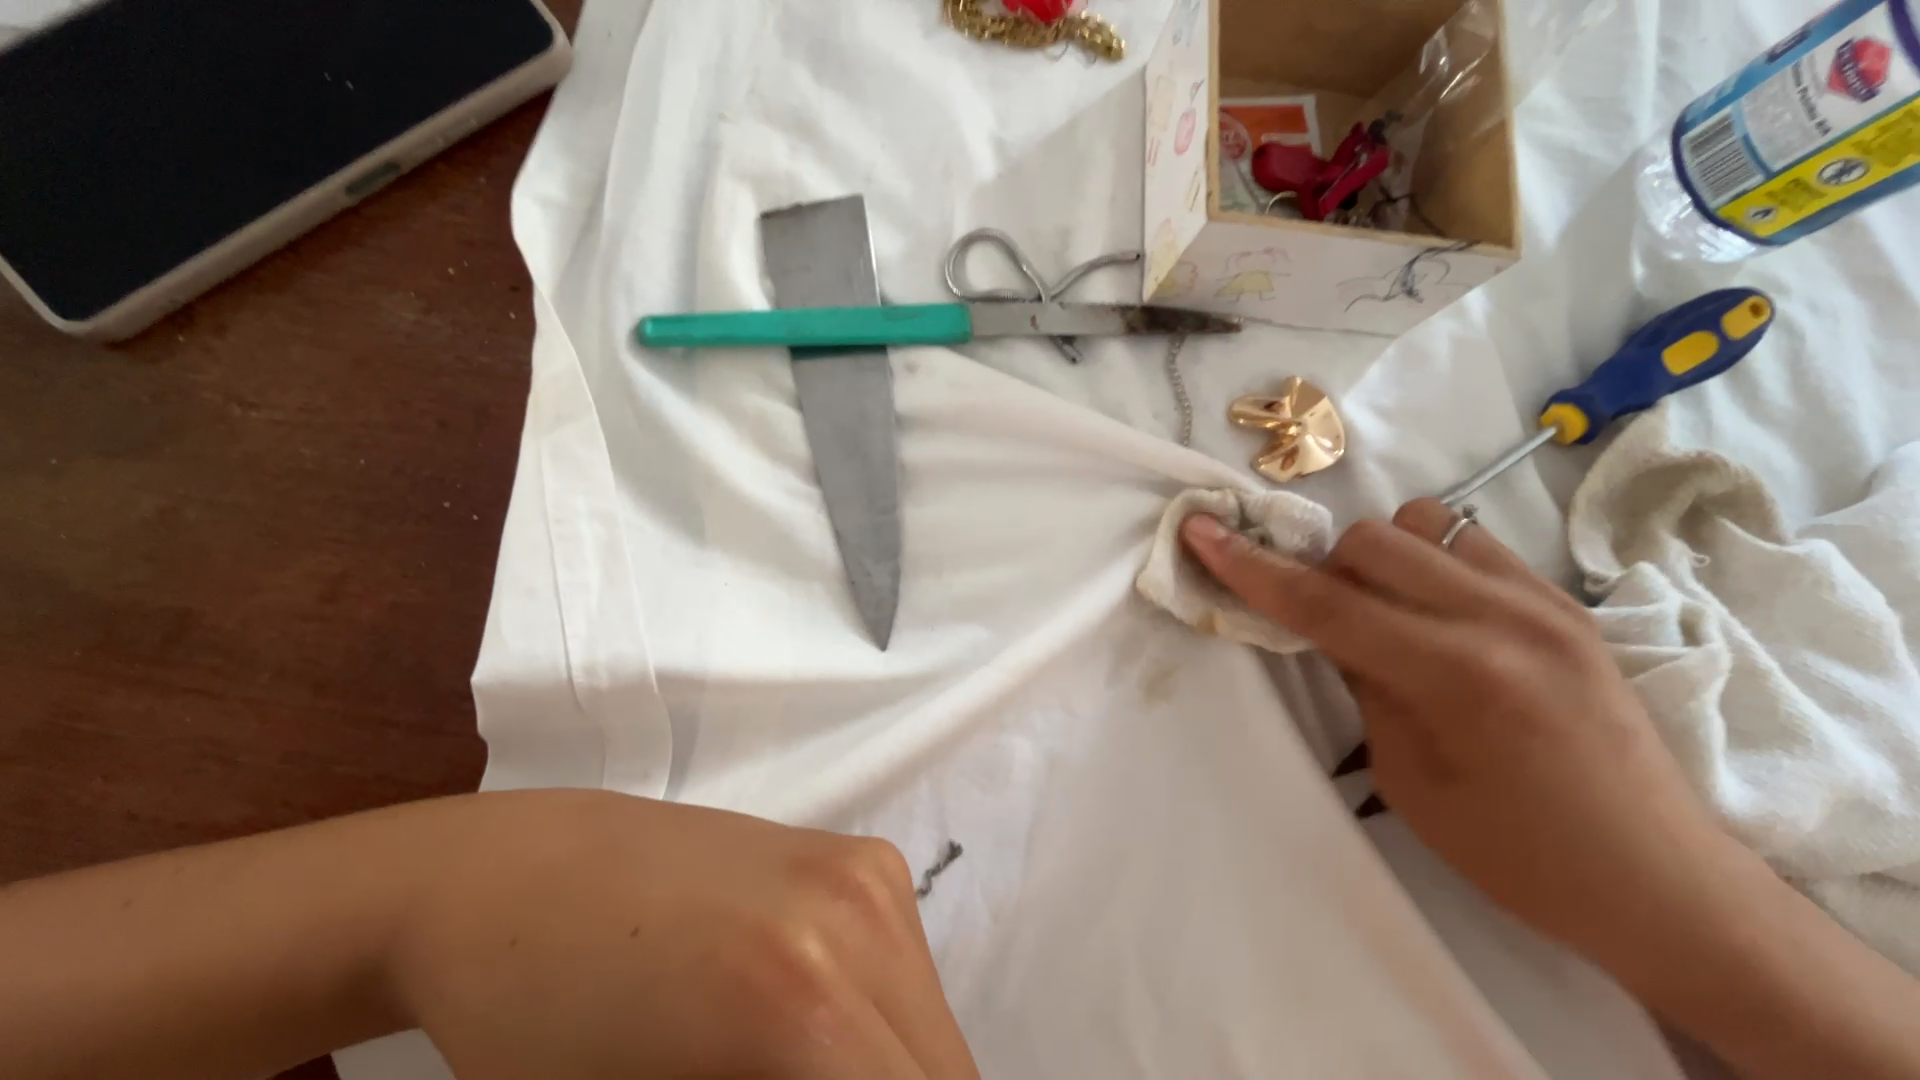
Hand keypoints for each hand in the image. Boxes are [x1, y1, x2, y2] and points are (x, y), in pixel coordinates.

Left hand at [395, 790, 978, 1079]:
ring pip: (933, 1028)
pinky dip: (881, 1025)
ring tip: (801, 1074)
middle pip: (947, 1074)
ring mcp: (865, 871)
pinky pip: (909, 971)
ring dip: (893, 1072)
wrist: (513, 876)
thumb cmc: (539, 1034)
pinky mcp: (860, 854)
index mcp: (806, 1002)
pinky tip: (805, 1026)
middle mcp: (861, 918)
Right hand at [1179, 500, 1741, 962]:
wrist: (1658, 879)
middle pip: (1371, 541)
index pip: (1326, 604)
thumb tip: (1328, 626)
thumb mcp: (1408, 779)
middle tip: (1325, 623)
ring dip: (1382, 558)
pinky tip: (1439, 616)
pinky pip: (1474, 543)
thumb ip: (1363, 682)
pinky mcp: (1568, 603)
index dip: (1253, 568)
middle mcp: (1504, 617)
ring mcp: (1545, 601)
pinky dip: (1432, 562)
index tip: (1201, 531)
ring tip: (1388, 614)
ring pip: (1423, 523)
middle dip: (1326, 570)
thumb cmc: (1516, 855)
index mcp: (1456, 675)